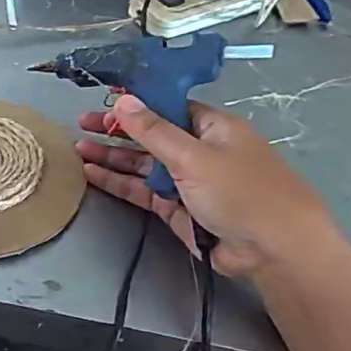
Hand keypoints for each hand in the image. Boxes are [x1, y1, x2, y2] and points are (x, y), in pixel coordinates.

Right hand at [76, 93, 337, 276]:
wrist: (272, 249)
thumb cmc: (242, 192)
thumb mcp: (194, 156)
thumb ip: (153, 131)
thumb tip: (123, 100)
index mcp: (213, 128)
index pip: (168, 107)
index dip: (138, 104)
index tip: (105, 101)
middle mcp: (199, 151)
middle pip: (151, 136)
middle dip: (118, 131)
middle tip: (82, 125)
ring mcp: (186, 180)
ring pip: (142, 164)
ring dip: (112, 157)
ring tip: (78, 149)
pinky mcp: (175, 207)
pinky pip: (141, 190)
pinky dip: (117, 182)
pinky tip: (92, 174)